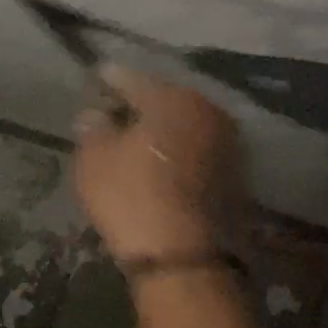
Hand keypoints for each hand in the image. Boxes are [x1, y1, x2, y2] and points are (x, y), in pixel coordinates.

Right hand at [73, 65, 243, 263]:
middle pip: (168, 100)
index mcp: (171, 100)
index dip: (113, 79)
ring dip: (165, 128)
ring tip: (140, 137)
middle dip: (144, 104)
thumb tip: (95, 114)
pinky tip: (161, 161)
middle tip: (119, 110)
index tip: (100, 75)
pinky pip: (198, 148)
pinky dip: (179, 149)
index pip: (135, 80)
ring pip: (187, 124)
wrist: (183, 252)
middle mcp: (207, 111)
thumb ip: (93, 130)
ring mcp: (228, 142)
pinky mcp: (235, 173)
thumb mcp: (94, 162)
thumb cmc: (130, 197)